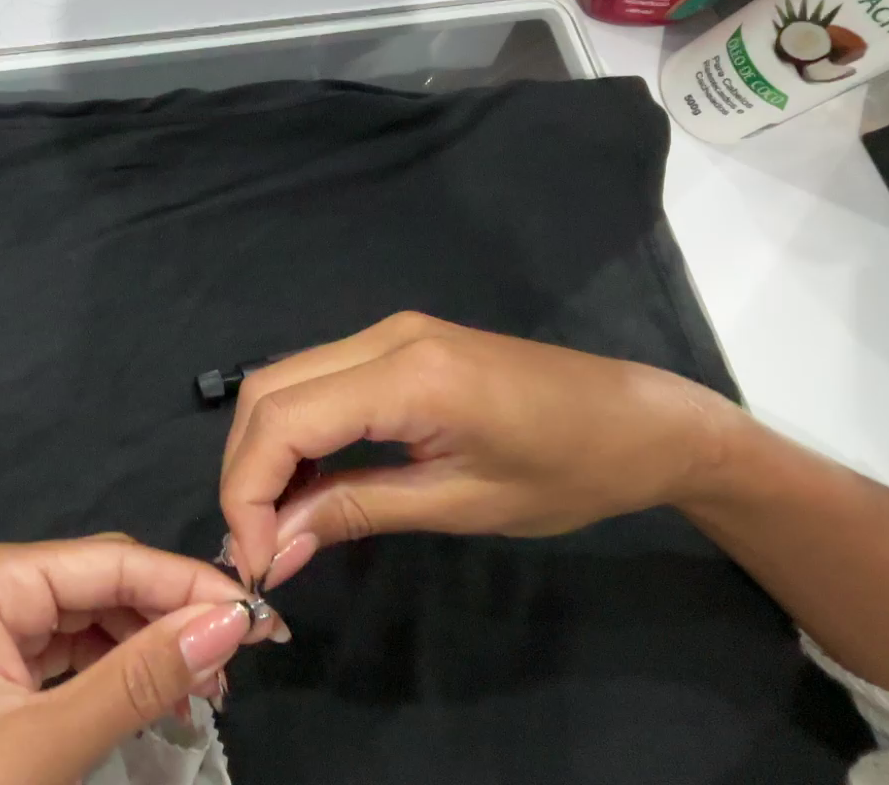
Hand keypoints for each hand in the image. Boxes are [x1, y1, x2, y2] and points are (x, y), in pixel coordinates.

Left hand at [0, 535, 274, 784]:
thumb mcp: (40, 747)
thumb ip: (136, 681)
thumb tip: (230, 619)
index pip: (114, 561)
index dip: (189, 583)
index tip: (260, 615)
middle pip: (107, 585)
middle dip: (173, 618)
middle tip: (242, 661)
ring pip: (96, 619)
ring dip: (152, 650)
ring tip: (209, 690)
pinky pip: (74, 654)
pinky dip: (119, 676)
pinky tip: (159, 700)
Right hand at [219, 312, 746, 588]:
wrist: (644, 420)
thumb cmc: (571, 473)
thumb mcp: (462, 505)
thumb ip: (356, 509)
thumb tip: (273, 543)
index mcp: (409, 376)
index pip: (283, 420)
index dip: (248, 489)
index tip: (256, 558)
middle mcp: (383, 337)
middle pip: (266, 391)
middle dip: (244, 469)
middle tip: (259, 541)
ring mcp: (388, 331)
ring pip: (282, 380)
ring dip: (265, 448)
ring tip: (279, 515)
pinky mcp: (396, 342)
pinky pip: (316, 378)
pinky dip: (295, 428)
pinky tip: (309, 474)